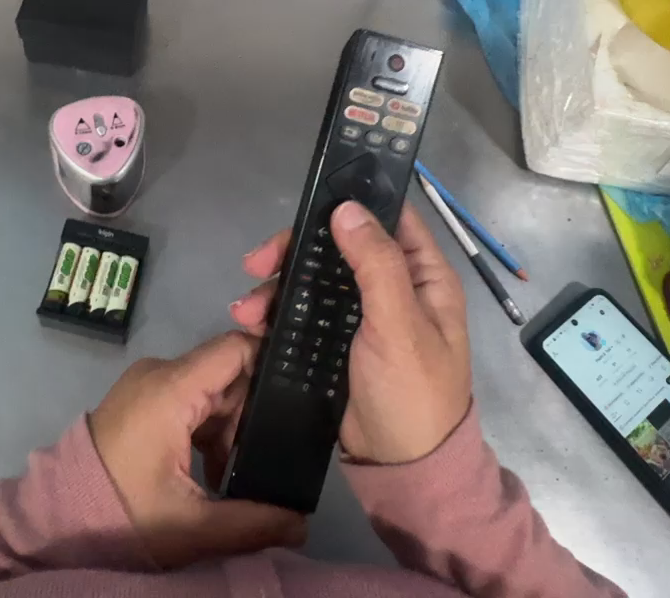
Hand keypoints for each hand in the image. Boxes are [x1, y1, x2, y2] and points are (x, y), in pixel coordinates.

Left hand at [89, 332, 307, 566]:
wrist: (58, 517)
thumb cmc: (124, 512)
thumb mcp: (191, 525)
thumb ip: (252, 522)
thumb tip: (303, 524)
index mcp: (172, 388)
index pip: (233, 348)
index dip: (268, 362)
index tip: (298, 389)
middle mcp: (160, 372)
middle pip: (225, 373)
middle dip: (247, 415)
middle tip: (263, 458)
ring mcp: (146, 383)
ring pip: (208, 389)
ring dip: (226, 427)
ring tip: (232, 475)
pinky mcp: (139, 397)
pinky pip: (187, 398)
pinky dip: (205, 428)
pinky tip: (211, 470)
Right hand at [230, 201, 472, 464]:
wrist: (399, 470)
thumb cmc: (412, 392)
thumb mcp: (399, 325)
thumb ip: (376, 264)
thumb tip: (346, 208)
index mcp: (422, 275)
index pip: (387, 218)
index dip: (351, 202)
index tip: (309, 200)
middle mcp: (392, 286)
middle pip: (337, 246)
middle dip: (295, 251)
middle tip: (257, 262)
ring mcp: (362, 313)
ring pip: (314, 278)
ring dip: (278, 286)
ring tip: (247, 309)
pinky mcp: (335, 339)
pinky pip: (303, 312)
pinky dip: (277, 313)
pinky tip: (253, 324)